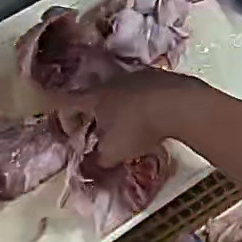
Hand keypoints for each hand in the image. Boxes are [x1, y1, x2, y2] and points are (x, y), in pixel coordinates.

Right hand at [49, 70, 212, 166]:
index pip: (67, 102)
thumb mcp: (113, 152)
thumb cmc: (137, 128)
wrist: (178, 103)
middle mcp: (112, 81)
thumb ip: (98, 160)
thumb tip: (91, 165)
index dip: (64, 118)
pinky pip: (143, 91)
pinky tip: (152, 117)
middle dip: (93, 114)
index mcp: (94, 97)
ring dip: (119, 109)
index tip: (70, 134)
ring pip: (120, 92)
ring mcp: (137, 75)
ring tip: (128, 126)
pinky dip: (142, 103)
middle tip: (98, 132)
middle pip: (94, 95)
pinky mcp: (159, 76)